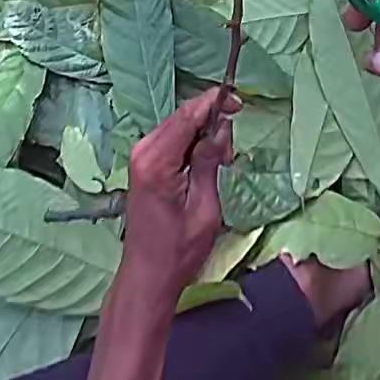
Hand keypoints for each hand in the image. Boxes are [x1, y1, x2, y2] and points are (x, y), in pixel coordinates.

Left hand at [117, 87, 239, 302]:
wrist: (147, 277)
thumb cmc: (178, 251)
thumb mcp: (205, 208)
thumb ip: (209, 161)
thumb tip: (222, 125)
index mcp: (157, 161)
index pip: (188, 115)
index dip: (214, 102)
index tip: (239, 104)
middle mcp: (143, 150)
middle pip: (183, 115)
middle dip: (211, 120)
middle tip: (231, 150)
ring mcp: (140, 154)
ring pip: (179, 123)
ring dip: (203, 131)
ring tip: (222, 160)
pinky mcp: (142, 161)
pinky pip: (172, 136)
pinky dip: (191, 140)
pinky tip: (205, 160)